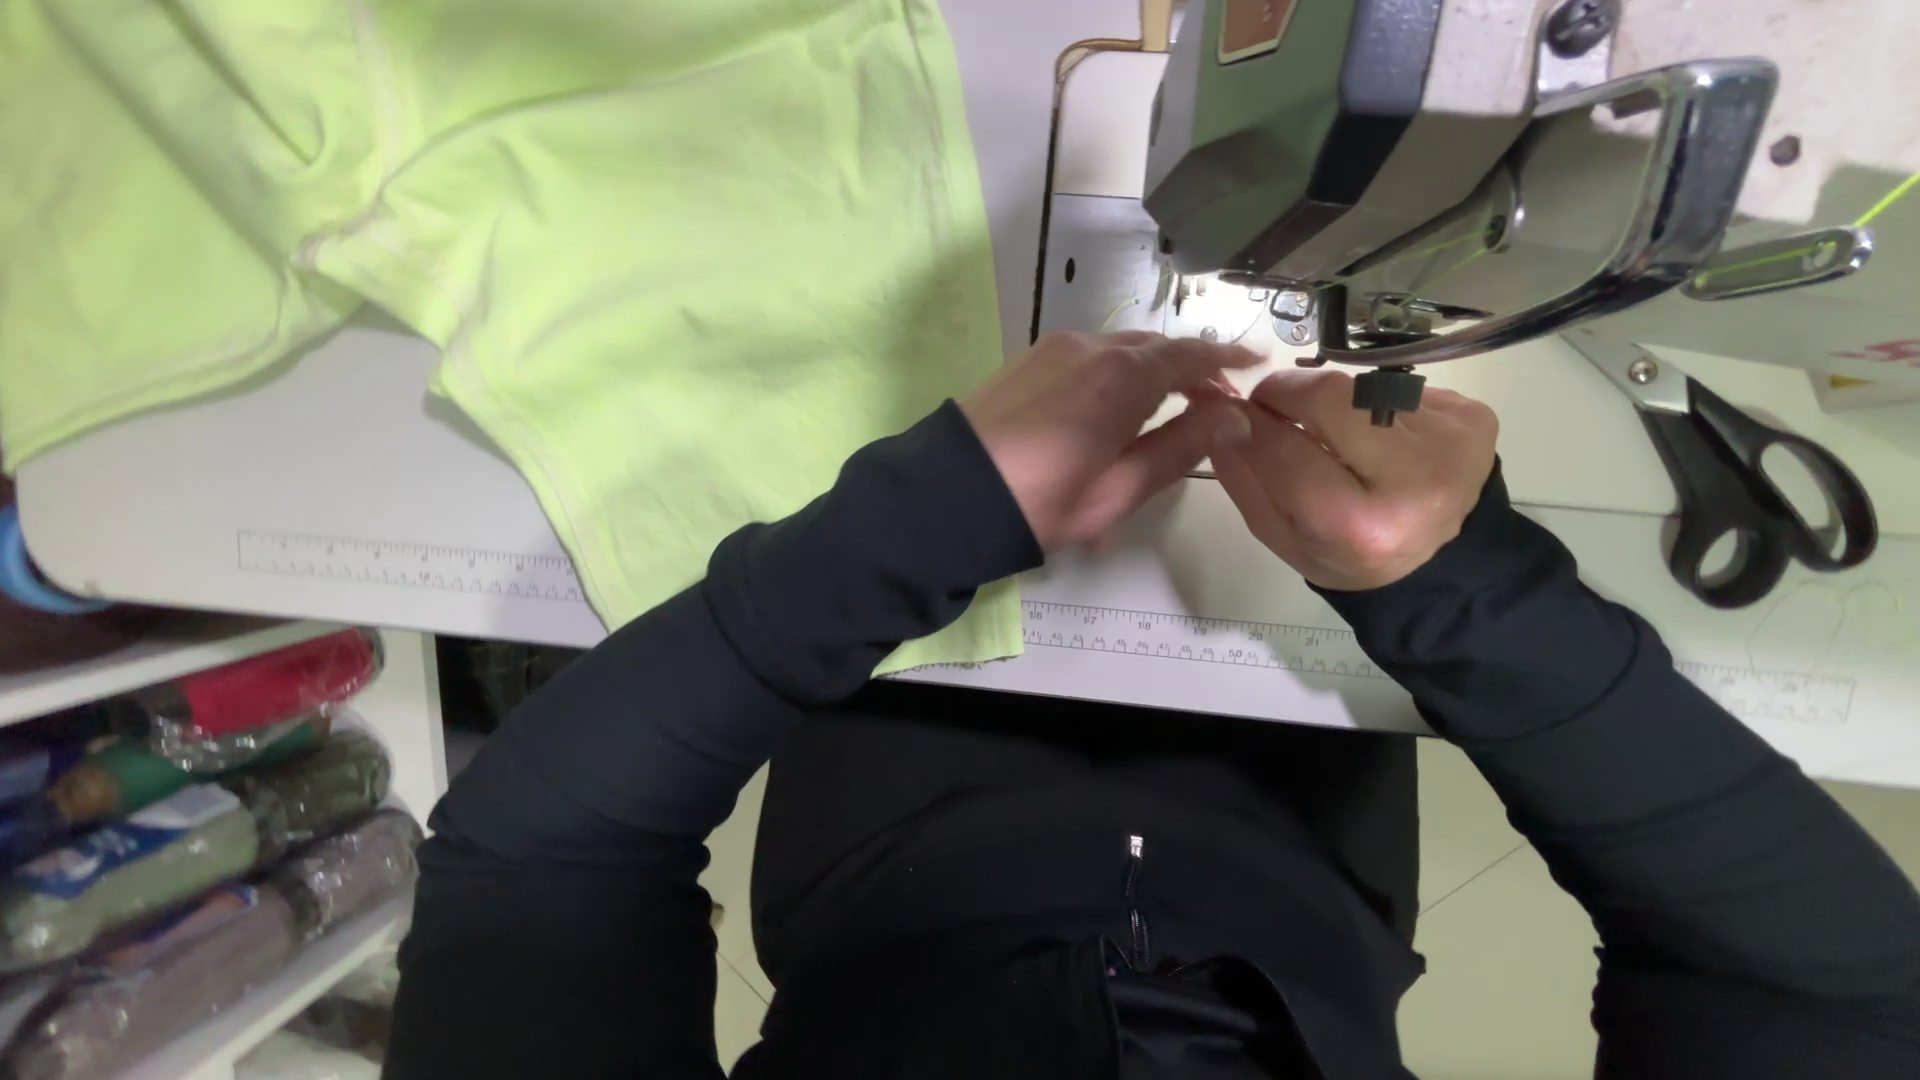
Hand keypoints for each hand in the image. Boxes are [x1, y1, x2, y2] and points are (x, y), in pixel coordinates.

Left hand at [960, 331, 1260, 551]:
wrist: (949, 494)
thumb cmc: (1041, 501)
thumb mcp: (1120, 488)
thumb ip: (1182, 446)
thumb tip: (1233, 415)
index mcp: (1122, 375)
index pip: (1191, 355)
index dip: (1228, 360)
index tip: (1255, 364)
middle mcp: (1090, 347)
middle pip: (1155, 349)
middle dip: (1190, 370)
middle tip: (1212, 402)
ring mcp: (1053, 349)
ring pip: (1119, 351)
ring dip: (1150, 373)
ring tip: (1164, 409)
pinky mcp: (1027, 360)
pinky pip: (1086, 358)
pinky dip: (1114, 374)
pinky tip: (1112, 407)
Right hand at [1209, 369, 1497, 590]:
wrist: (1438, 563)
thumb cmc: (1345, 556)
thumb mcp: (1280, 535)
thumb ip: (1243, 476)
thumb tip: (1216, 416)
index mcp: (1355, 523)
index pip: (1281, 445)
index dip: (1247, 420)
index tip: (1228, 412)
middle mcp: (1413, 477)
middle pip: (1327, 394)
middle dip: (1285, 391)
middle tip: (1269, 404)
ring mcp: (1451, 440)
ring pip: (1359, 386)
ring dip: (1330, 401)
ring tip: (1330, 432)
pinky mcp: (1472, 416)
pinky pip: (1396, 389)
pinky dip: (1370, 406)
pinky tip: (1375, 436)